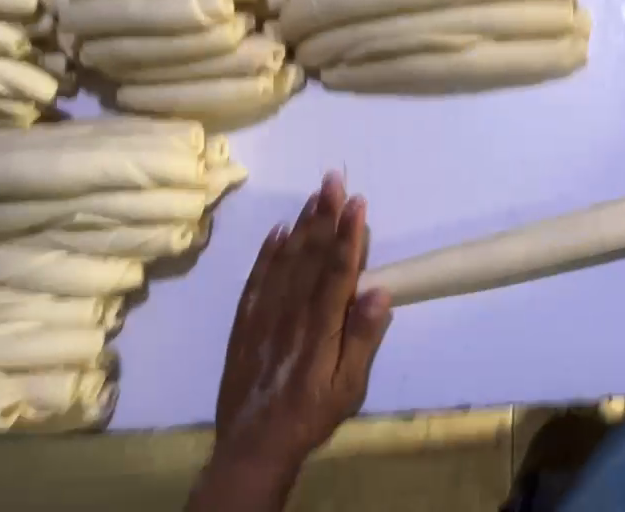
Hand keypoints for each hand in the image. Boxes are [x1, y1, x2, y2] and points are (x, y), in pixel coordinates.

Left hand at [201, 173, 392, 504]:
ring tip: (315, 194)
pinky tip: (279, 232)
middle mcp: (291, 312)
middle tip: (333, 178)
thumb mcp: (348, 387)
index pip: (337, 270)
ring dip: (301, 225)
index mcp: (320, 327)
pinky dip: (268, 253)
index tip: (357, 202)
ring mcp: (264, 315)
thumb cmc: (311, 415)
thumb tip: (379, 292)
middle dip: (324, 215)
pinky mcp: (245, 323)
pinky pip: (257, 280)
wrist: (252, 447)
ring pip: (285, 260)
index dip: (348, 234)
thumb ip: (362, 339)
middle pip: (310, 255)